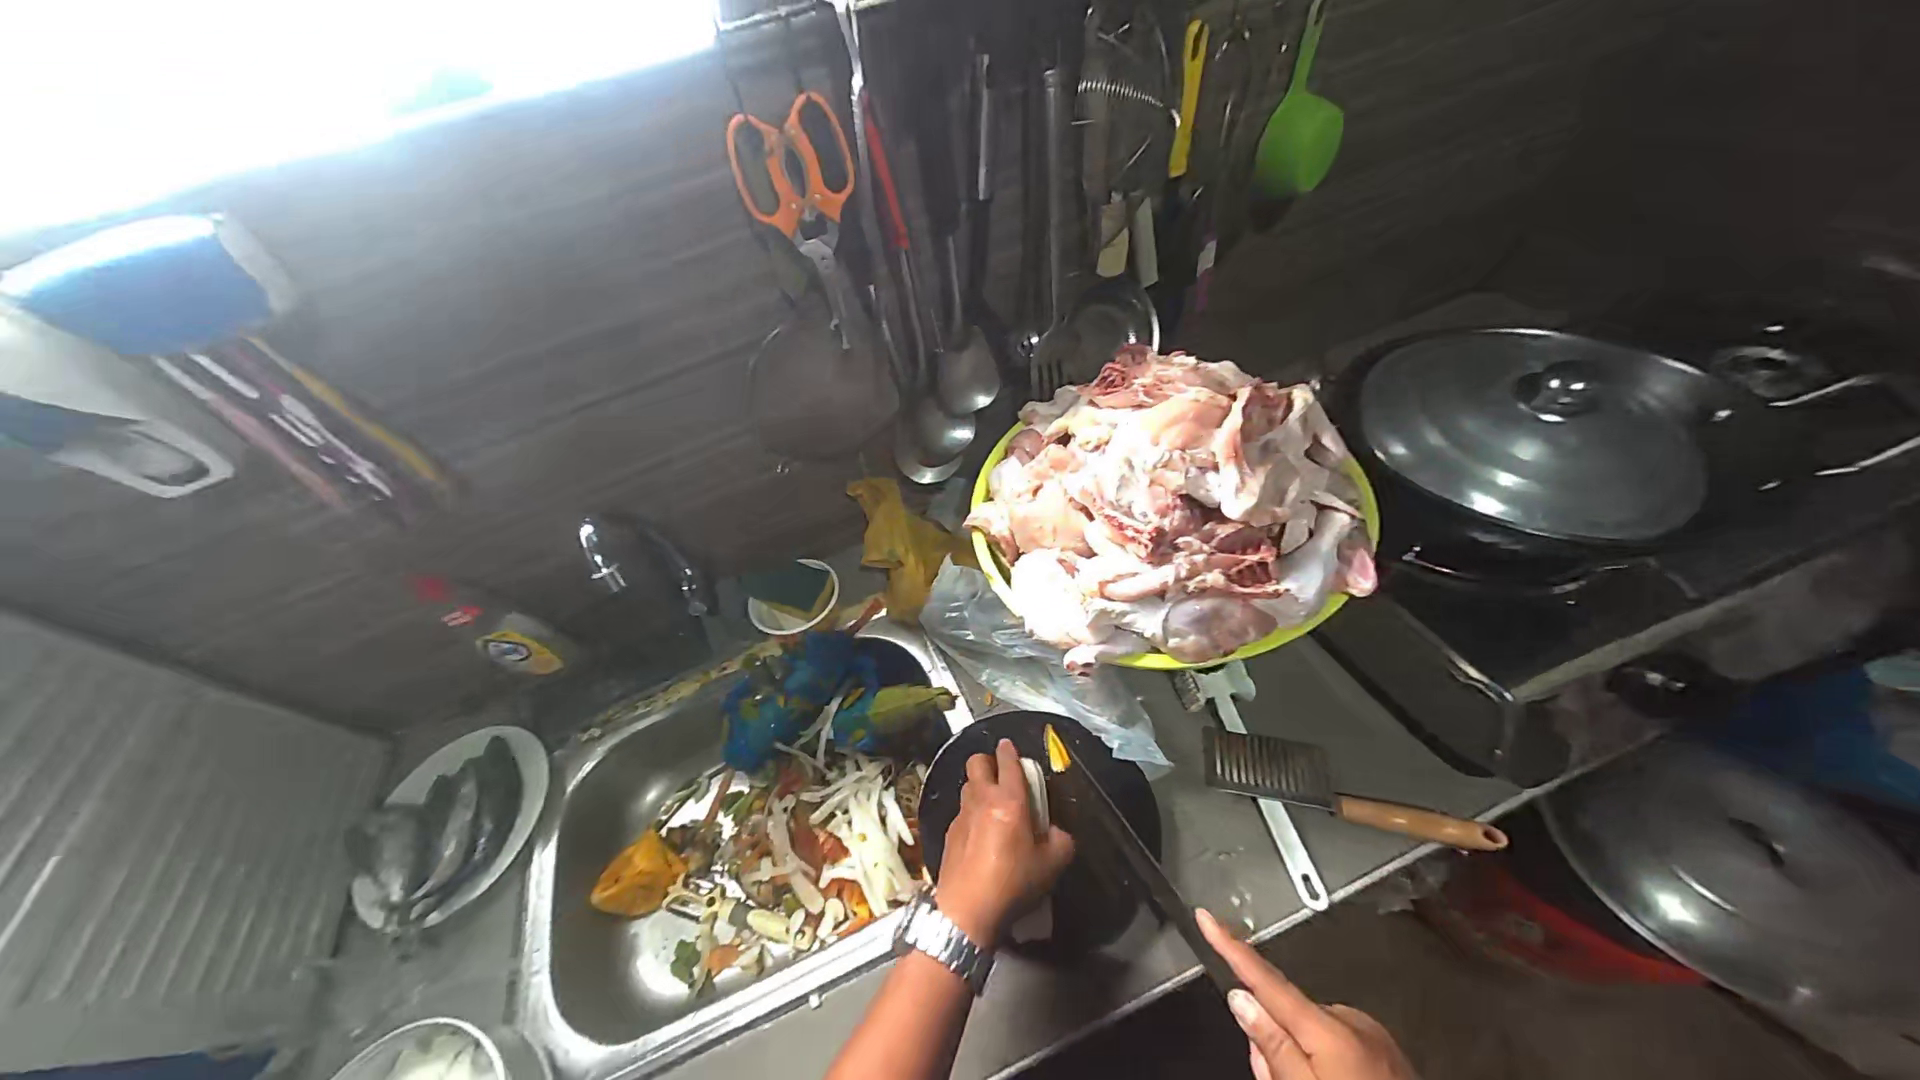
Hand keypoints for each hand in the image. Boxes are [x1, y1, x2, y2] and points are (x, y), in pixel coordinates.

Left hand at [934, 739, 1074, 947]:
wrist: (967, 912)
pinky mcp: (949, 833)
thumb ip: (1061, 842)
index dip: (1010, 750)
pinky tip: (980, 832)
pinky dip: (971, 812)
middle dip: (988, 761)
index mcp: (1009, 801)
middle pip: (977, 762)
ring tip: (992, 804)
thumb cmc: (1012, 884)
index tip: (1009, 745)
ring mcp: (961, 815)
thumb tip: (1056, 833)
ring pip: (968, 785)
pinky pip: (961, 811)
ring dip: (979, 786)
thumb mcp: (1051, 866)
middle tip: (1001, 775)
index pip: (1008, 762)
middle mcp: (982, 800)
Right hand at [1197, 908, 1417, 1079]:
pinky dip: (1323, 1061)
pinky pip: (1338, 1043)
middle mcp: (1351, 1022)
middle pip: (1287, 1012)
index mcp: (1328, 1031)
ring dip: (1297, 1054)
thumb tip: (1241, 996)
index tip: (1204, 915)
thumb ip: (1272, 1049)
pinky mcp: (1389, 1055)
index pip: (1266, 979)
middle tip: (1271, 1079)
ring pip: (1311, 1030)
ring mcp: (1374, 1038)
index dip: (1231, 948)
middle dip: (1270, 1036)